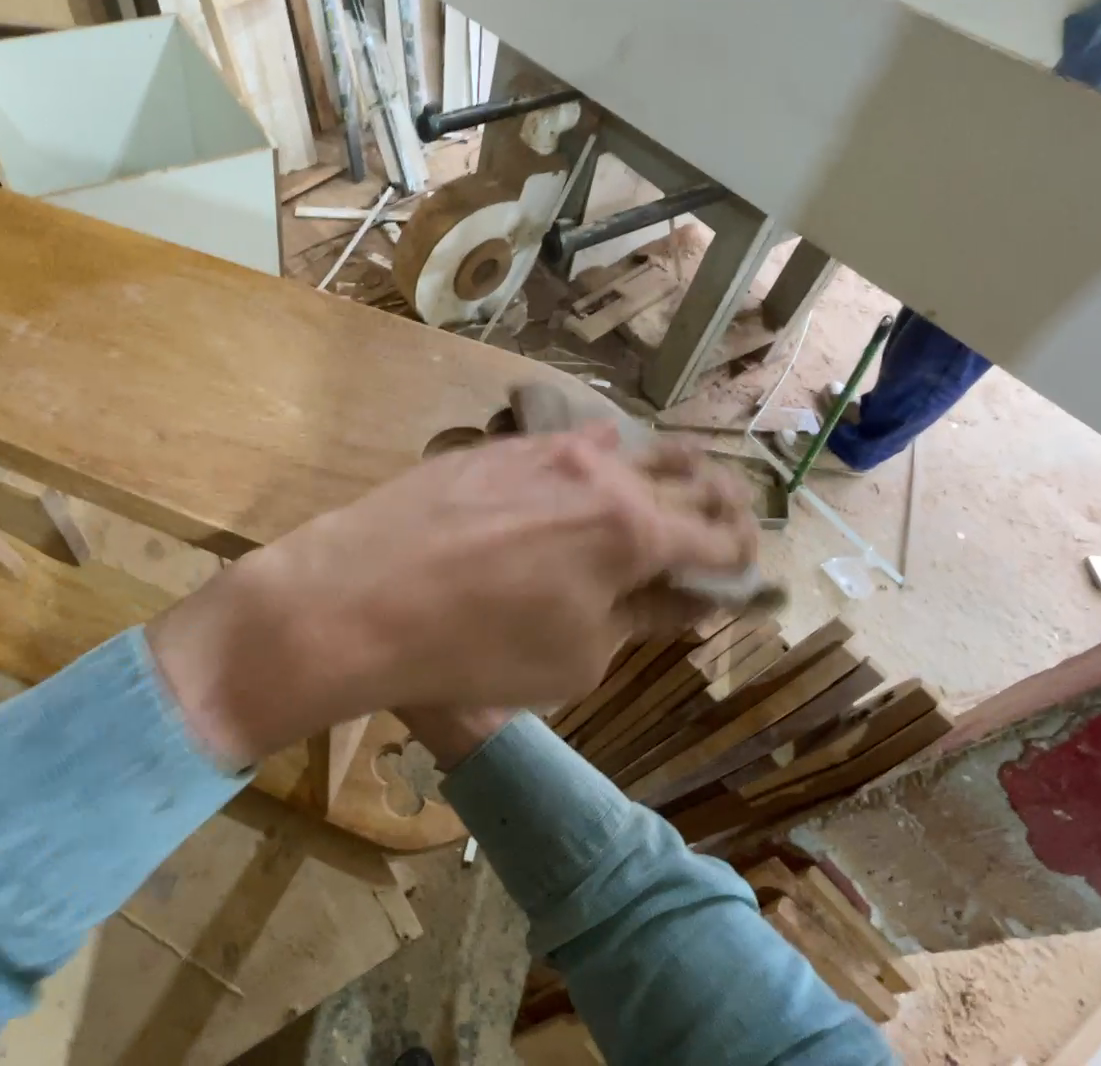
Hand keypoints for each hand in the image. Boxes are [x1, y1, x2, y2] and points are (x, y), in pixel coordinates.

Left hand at [146, 423, 758, 766]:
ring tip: (662, 497)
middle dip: (716, 508)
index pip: (717, 538)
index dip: (740, 560)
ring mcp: (542, 450)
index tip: (741, 577)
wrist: (358, 601)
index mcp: (635, 531)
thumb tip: (685, 598)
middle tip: (718, 533)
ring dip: (659, 472)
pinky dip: (594, 460)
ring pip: (627, 447)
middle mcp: (600, 473)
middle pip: (686, 477)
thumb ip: (641, 619)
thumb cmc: (473, 651)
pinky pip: (563, 442)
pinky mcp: (494, 448)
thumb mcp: (576, 658)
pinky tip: (587, 475)